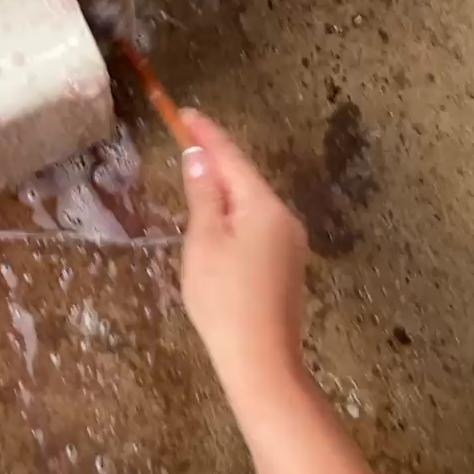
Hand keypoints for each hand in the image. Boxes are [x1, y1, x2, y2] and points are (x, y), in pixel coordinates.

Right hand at [179, 109, 311, 405]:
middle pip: (244, 177)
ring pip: (251, 202)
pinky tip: (218, 220)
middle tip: (185, 137)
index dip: (207, 133)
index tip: (184, 112)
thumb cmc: (224, 299)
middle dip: (215, 158)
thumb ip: (203, 195)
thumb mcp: (204, 242)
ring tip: (195, 175)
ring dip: (224, 187)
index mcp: (264, 206)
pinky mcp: (286, 264)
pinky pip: (257, 223)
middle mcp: (284, 217)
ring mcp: (289, 242)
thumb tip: (199, 157)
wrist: (262, 362)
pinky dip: (235, 212)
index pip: (232, 157)